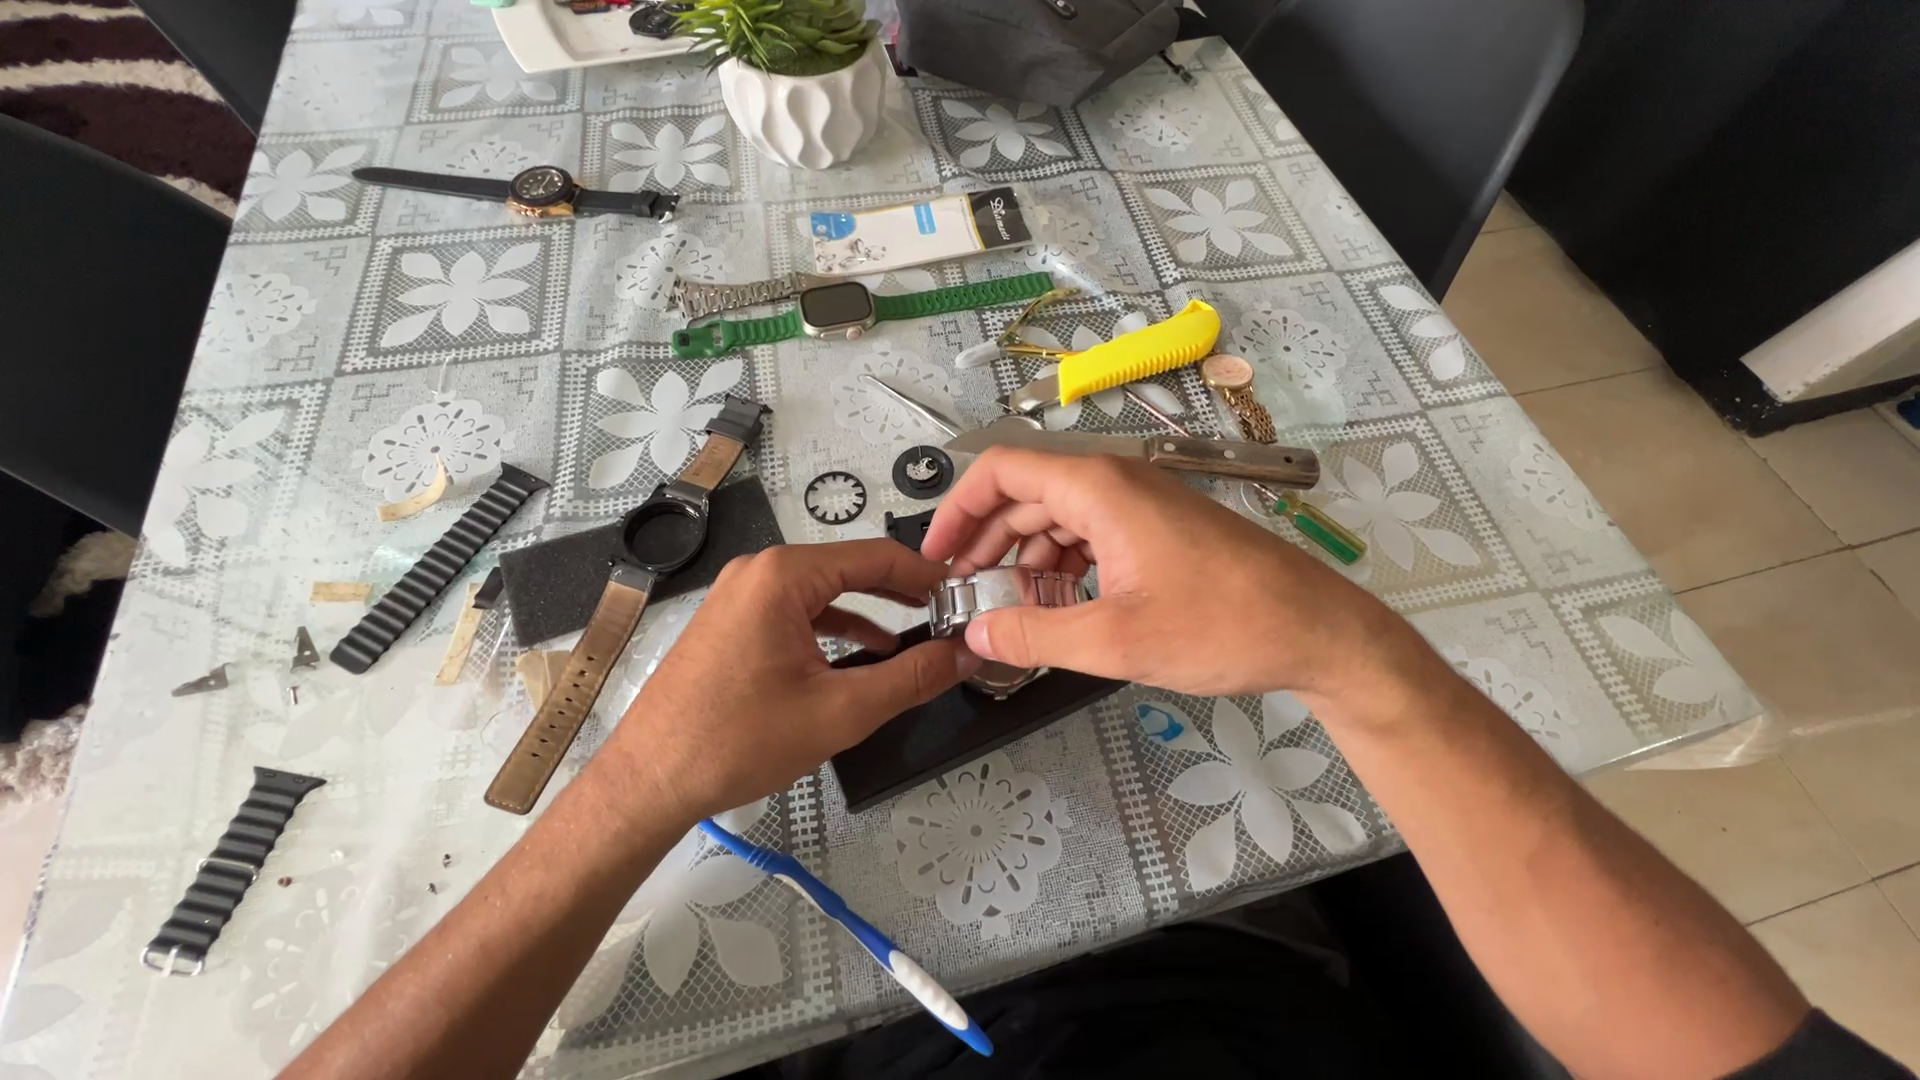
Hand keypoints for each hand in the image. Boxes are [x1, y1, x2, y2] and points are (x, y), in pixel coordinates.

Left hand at [599, 540, 980, 824]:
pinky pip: (795, 613)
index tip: (963, 592)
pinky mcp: (731, 625)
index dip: (926, 573)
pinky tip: (860, 654)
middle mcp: (758, 572)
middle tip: (946, 613)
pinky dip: (833, 627)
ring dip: (869, 611)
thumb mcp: (841, 711)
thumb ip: (912, 678)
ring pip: (822, 592)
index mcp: (784, 575)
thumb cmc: (739, 739)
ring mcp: (739, 597)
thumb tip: (965, 653)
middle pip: (848, 569)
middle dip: (900, 591)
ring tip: (913, 634)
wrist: (648, 780)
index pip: (875, 555)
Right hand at [919, 448, 1434, 702]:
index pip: (1002, 471)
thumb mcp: (1115, 640)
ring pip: (1058, 517)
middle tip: (964, 595)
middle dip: (986, 542)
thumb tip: (975, 635)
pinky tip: (1058, 607)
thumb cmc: (1221, 626)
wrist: (1317, 630)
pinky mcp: (1159, 528)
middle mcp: (1116, 481)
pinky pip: (1091, 535)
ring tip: (1006, 610)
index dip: (957, 509)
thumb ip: (1035, 635)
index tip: (935, 556)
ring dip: (1025, 558)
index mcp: (1098, 488)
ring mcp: (1141, 503)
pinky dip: (1062, 566)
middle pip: (1026, 495)